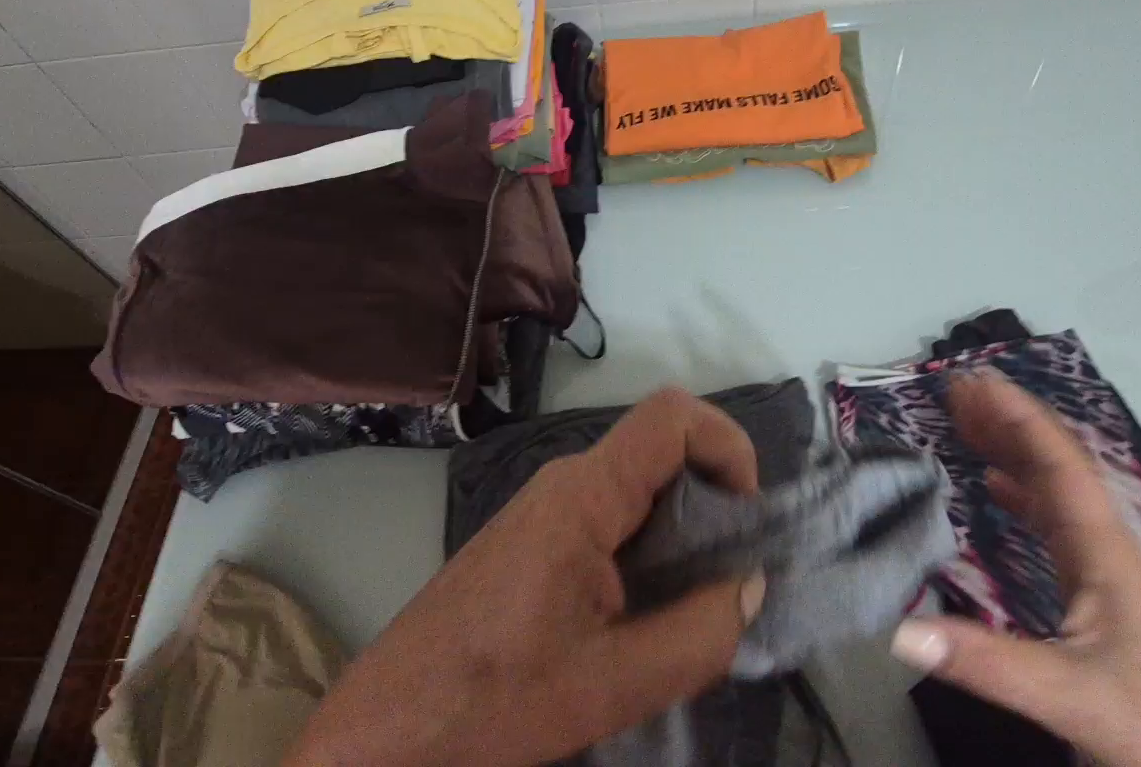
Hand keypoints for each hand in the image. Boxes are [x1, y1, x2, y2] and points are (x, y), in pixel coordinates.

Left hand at [285, 389, 768, 766]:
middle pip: (660, 450)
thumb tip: (750, 587)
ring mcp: (546, 506)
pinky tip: (645, 612)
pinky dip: (648, 546)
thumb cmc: (492, 698)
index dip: (726, 445)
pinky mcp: (536, 535)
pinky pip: (611, 514)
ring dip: (681, 530)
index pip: (670, 417)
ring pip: (638, 486)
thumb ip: (697, 636)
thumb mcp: (612, 685)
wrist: (390, 722)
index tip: (747, 517)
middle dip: (712, 499)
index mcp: (583, 496)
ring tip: (692, 605)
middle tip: (729, 577)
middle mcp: (565, 482)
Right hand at [887, 371, 1140, 766]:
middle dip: (1009, 423)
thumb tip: (899, 630)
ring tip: (967, 423)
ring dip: (1014, 452)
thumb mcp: (1073, 699)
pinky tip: (998, 489)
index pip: (1060, 469)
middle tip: (957, 391)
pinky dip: (1022, 494)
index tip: (976, 382)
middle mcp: (1108, 552)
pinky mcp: (1103, 600)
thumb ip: (988, 662)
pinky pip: (1056, 524)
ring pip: (1057, 493)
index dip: (1018, 420)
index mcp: (1106, 556)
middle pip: (1057, 469)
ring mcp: (1109, 575)